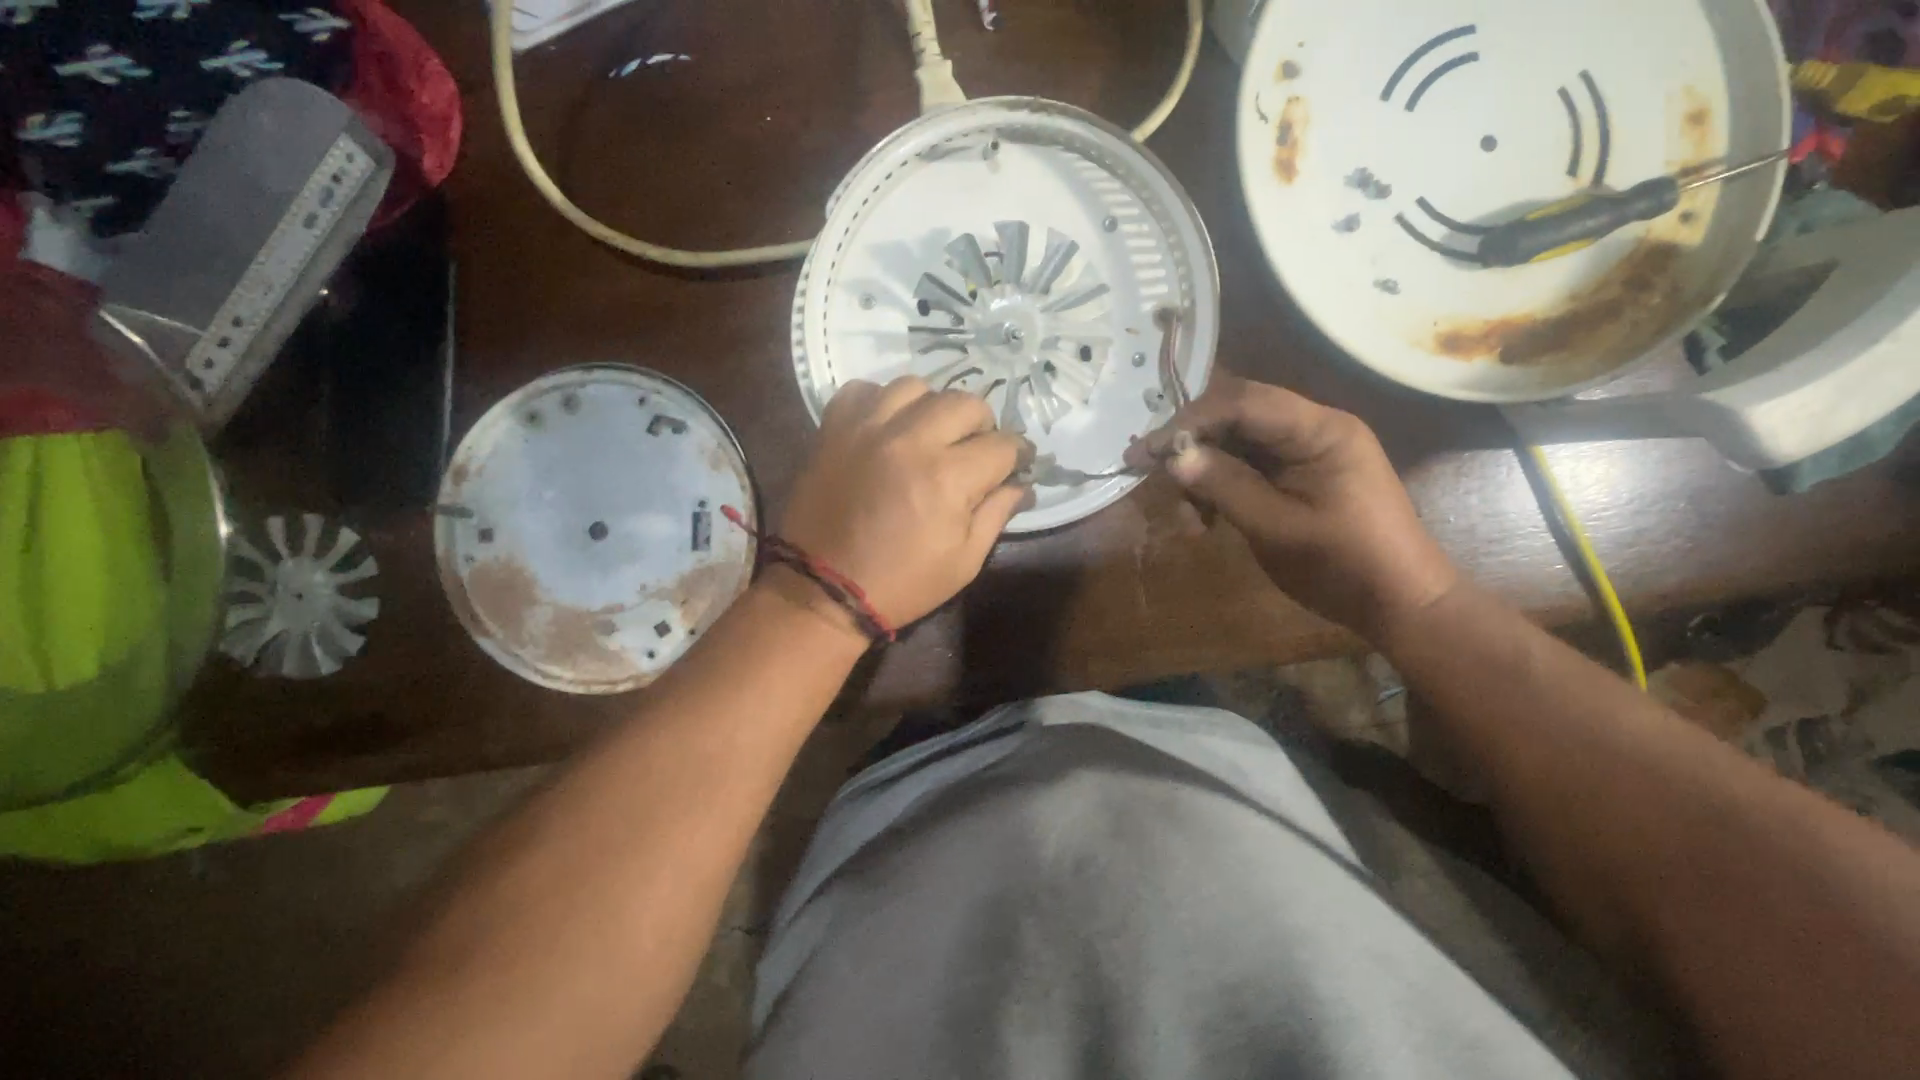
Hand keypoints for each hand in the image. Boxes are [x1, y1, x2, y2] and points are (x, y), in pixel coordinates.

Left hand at [777, 376, 1030, 633]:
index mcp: (948, 477)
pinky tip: (887, 427)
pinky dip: (881, 402)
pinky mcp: (833, 428)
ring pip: (915, 387)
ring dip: (932, 407)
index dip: (1018, 455)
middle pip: (965, 403)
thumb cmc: (901, 584)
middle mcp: (910, 439)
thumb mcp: (964, 562)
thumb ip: (996, 515)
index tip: (1018, 464)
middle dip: (981, 426)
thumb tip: (1021, 484)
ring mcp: (867, 428)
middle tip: (974, 450)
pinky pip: (864, 390)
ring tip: (929, 434)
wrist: (823, 590)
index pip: (1002, 445)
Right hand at [1125, 374, 1456, 639]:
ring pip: (1237, 444)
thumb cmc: (1343, 564)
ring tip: (1189, 520)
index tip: (1148, 450)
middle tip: (1149, 472)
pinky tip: (1207, 521)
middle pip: (1236, 417)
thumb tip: (1173, 457)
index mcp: (1319, 430)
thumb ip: (1224, 486)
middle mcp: (1313, 428)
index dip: (1190, 420)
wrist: (1399, 602)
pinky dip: (1222, 488)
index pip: (1243, 401)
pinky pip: (1249, 467)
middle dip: (1192, 445)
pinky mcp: (1300, 476)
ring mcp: (1307, 452)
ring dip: (1204, 473)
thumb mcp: (1276, 527)